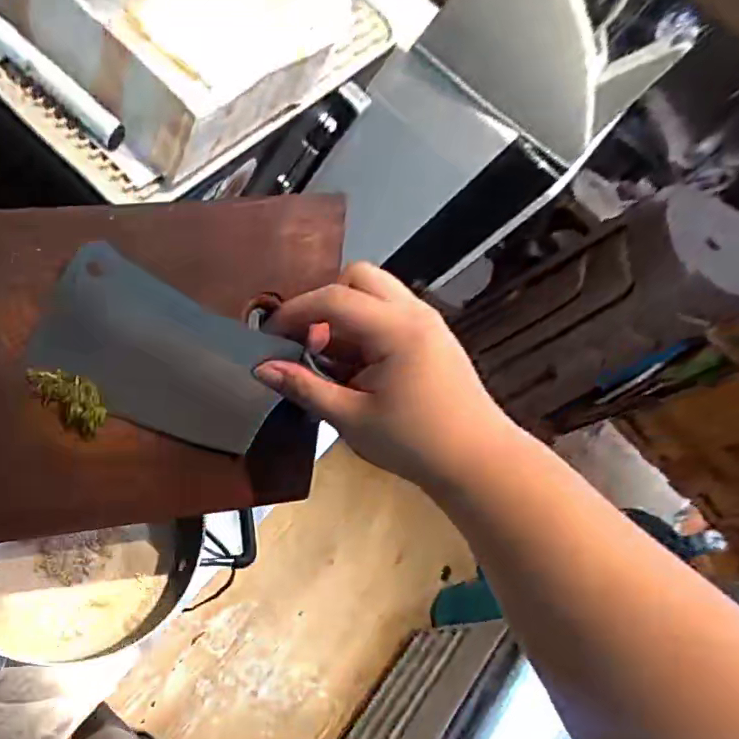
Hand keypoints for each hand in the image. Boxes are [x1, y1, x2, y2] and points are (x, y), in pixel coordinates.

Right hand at [255, 262, 520, 491]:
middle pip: (357, 278)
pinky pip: (386, 315)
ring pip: (373, 294)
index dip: (294, 312)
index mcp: (396, 329)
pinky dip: (360, 331)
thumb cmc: (413, 442)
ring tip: (325, 362)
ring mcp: (426, 323)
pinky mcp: (429, 338)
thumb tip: (263, 369)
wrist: (475, 460)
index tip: (268, 336)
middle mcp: (414, 314)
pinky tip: (351, 370)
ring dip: (341, 318)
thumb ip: (304, 387)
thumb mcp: (349, 418)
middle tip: (302, 342)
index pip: (334, 298)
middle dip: (321, 303)